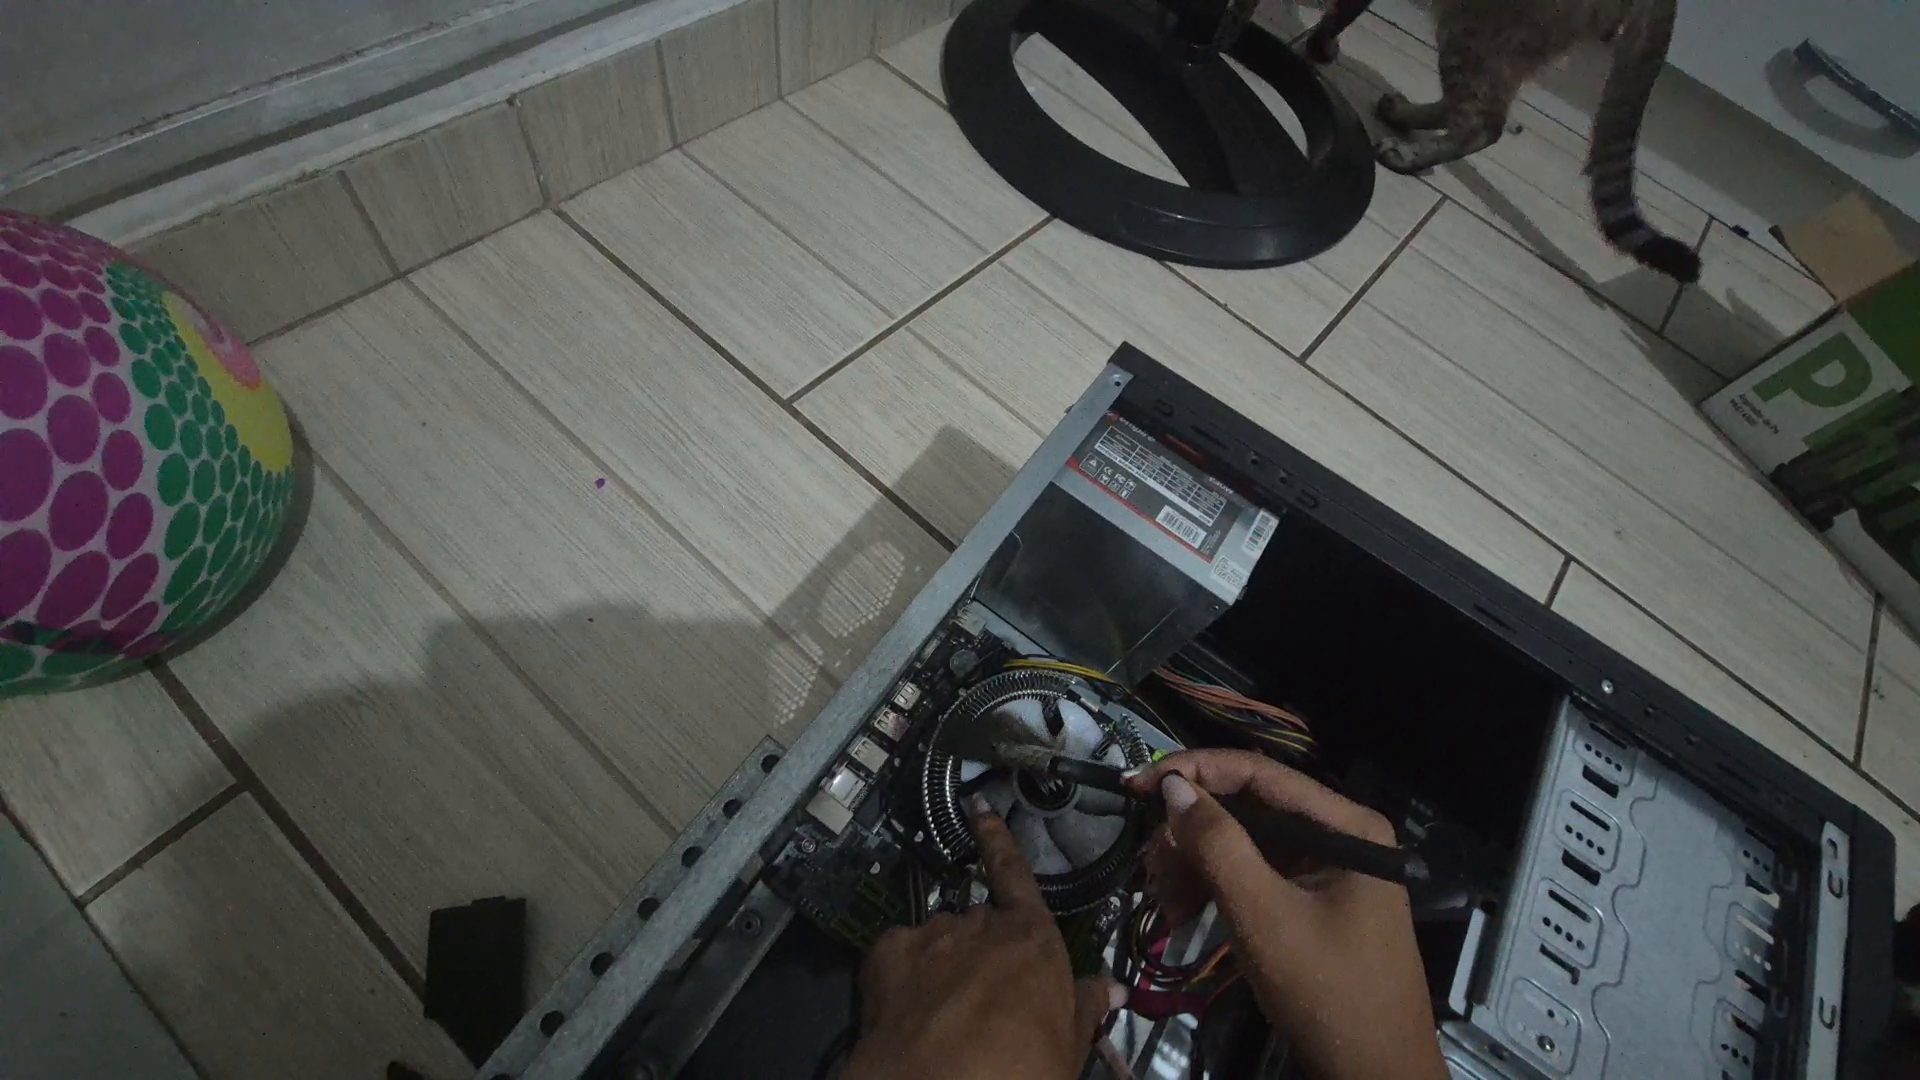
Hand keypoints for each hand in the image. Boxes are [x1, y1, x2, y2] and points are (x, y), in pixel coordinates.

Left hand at [843, 795, 1122, 1079]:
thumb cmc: (1025, 1066)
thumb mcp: (1069, 1045)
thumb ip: (1084, 1007)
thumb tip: (1114, 987)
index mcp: (1029, 936)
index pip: (1014, 874)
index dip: (997, 839)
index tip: (978, 806)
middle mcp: (980, 921)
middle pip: (980, 925)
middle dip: (979, 954)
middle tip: (981, 1003)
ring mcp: (933, 932)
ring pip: (939, 939)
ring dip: (942, 965)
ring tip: (941, 1016)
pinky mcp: (890, 952)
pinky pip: (898, 953)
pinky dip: (902, 973)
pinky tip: (905, 1006)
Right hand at [1129, 750, 1447, 1079]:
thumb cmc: (1329, 994)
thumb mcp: (1264, 916)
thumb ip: (1217, 844)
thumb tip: (1172, 785)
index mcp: (1345, 824)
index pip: (1256, 772)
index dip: (1192, 769)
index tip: (1138, 782)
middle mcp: (1337, 832)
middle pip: (1245, 806)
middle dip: (1190, 831)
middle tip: (1148, 857)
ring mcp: (1323, 864)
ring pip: (1240, 839)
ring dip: (1194, 863)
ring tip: (1160, 895)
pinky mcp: (1306, 893)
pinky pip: (1249, 870)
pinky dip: (1211, 885)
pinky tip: (1180, 910)